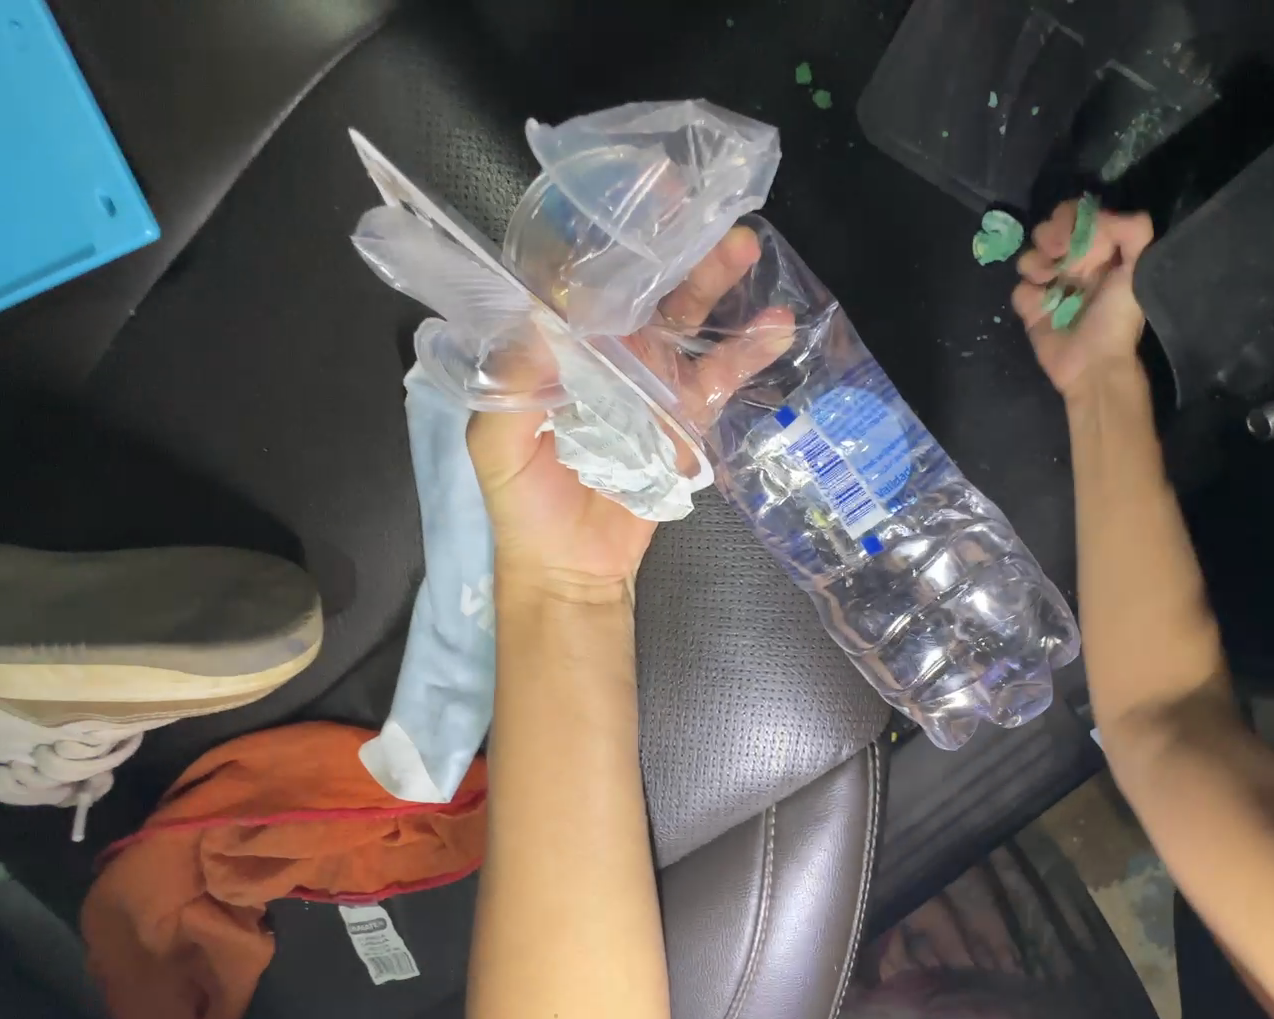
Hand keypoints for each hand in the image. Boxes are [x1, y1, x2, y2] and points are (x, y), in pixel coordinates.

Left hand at [467, 225, 790, 604]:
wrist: (573, 563)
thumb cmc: (525, 501)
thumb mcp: (497, 443)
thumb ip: (514, 384)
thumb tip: (544, 320)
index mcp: (561, 349)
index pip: (583, 282)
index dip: (606, 240)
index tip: (631, 199)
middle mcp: (610, 352)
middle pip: (645, 289)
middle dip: (673, 248)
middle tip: (703, 209)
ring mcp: (655, 381)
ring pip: (688, 321)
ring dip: (717, 284)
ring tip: (746, 245)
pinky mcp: (689, 415)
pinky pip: (721, 376)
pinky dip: (748, 351)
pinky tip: (776, 325)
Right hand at [1010, 202, 1155, 403]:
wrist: (1093, 364)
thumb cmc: (1117, 318)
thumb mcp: (1138, 268)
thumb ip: (1133, 230)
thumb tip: (1099, 216)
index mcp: (1100, 253)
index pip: (1077, 218)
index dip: (1070, 217)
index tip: (1072, 232)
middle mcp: (1074, 266)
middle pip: (1048, 231)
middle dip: (1049, 235)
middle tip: (1058, 252)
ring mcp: (1050, 288)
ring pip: (1029, 256)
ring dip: (1035, 262)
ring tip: (1048, 279)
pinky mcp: (1031, 310)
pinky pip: (1019, 289)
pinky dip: (1027, 294)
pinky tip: (1039, 305)